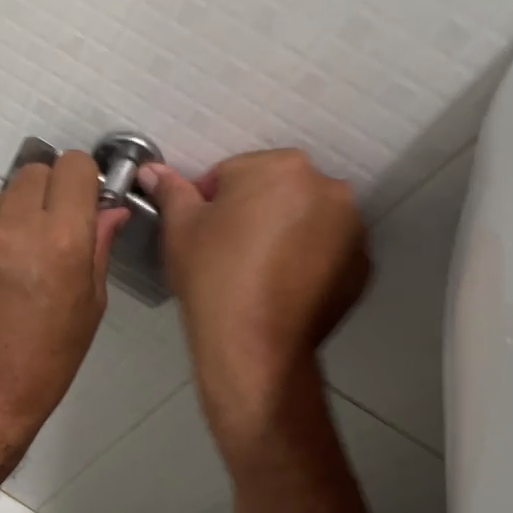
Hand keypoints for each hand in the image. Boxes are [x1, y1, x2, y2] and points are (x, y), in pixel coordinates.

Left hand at [0, 151, 129, 439]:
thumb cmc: (50, 357)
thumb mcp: (91, 303)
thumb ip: (98, 247)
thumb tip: (110, 210)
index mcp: (63, 240)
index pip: (74, 167)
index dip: (85, 180)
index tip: (87, 203)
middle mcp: (19, 226)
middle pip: (39, 170)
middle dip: (55, 189)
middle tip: (60, 226)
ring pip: (9, 191)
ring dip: (25, 206)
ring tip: (29, 249)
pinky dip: (0, 227)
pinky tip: (5, 265)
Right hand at [141, 150, 368, 463]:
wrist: (254, 346)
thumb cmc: (212, 277)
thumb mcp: (181, 229)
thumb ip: (171, 191)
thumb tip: (152, 171)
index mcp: (282, 167)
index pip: (234, 173)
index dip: (210, 203)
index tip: (201, 235)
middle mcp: (328, 188)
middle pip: (276, 192)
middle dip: (252, 214)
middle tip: (226, 254)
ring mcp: (351, 229)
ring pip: (305, 221)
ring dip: (283, 235)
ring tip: (254, 274)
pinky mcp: (361, 267)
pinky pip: (326, 253)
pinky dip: (307, 263)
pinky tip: (279, 289)